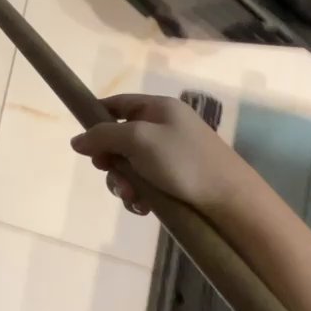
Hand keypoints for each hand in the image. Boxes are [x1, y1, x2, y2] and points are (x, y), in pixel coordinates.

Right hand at [69, 94, 256, 215]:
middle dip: (109, 158)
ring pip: (129, 164)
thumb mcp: (137, 139)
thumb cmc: (184, 161)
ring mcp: (171, 155)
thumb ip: (102, 136)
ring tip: (131, 196)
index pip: (116, 103)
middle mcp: (165, 128)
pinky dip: (138, 194)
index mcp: (159, 108)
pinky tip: (142, 206)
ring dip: (122, 181)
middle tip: (108, 171)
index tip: (84, 142)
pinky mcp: (177, 181)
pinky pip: (145, 183)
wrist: (234, 202)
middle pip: (119, 138)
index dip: (95, 118)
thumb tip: (76, 141)